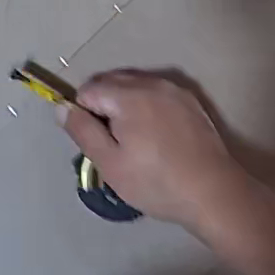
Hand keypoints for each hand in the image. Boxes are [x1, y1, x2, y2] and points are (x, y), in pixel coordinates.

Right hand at [57, 70, 256, 230]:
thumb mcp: (109, 163)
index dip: (84, 114)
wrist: (214, 193)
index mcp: (129, 95)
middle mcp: (152, 83)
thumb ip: (82, 130)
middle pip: (111, 81)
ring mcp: (175, 90)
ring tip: (134, 140)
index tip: (98, 142)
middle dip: (102, 104)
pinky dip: (146, 105)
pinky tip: (155, 136)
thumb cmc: (156, 182)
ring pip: (134, 84)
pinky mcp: (191, 102)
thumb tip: (61, 107)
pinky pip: (156, 92)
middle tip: (112, 142)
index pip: (88, 89)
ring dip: (124, 103)